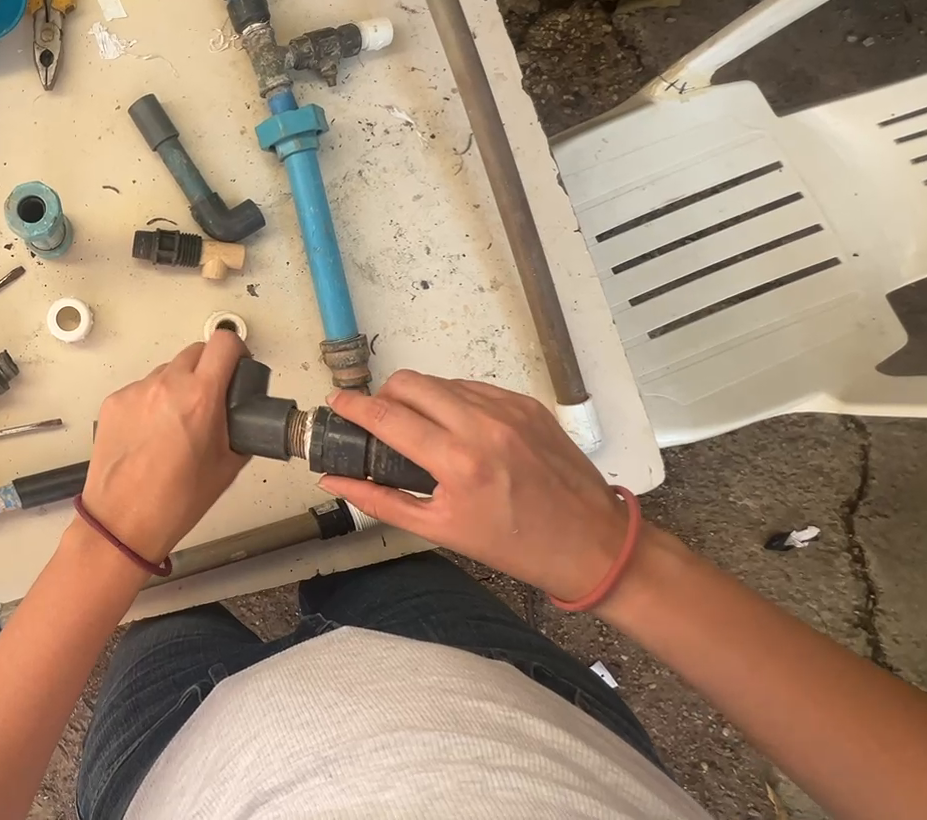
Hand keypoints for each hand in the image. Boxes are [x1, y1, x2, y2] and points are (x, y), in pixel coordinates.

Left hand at [81, 332, 249, 560]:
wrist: (124, 519)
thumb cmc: (173, 501)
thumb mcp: (227, 465)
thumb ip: (240, 429)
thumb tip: (243, 416)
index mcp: (199, 398)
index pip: (224, 343)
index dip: (237, 350)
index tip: (238, 362)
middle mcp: (165, 386)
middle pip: (195, 351)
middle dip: (209, 368)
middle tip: (212, 395)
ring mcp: (136, 392)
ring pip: (166, 370)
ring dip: (177, 385)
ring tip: (177, 423)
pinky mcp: (114, 401)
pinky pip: (141, 389)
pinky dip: (151, 402)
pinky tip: (152, 432)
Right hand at [322, 372, 629, 602]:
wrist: (594, 544)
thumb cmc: (512, 545)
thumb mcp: (439, 530)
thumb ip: (379, 500)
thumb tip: (331, 480)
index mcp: (458, 462)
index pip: (388, 416)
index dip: (353, 406)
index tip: (335, 403)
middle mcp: (482, 425)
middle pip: (409, 383)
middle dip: (384, 395)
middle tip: (382, 421)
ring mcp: (508, 409)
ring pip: (439, 382)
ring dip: (419, 398)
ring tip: (422, 428)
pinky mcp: (526, 404)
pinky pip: (471, 388)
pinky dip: (452, 401)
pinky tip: (458, 428)